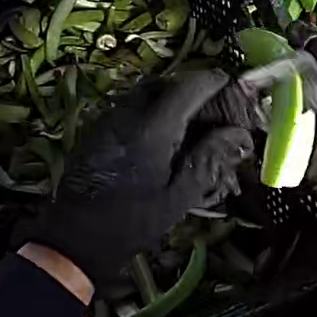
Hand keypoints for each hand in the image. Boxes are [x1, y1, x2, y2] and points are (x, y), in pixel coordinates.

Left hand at [15, 69, 253, 284]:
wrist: (78, 234)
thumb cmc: (134, 220)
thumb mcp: (179, 196)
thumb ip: (208, 159)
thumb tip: (238, 133)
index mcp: (153, 129)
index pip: (188, 87)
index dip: (213, 82)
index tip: (231, 86)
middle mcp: (128, 113)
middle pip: (166, 83)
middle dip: (192, 89)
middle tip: (212, 108)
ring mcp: (108, 117)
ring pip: (145, 92)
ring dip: (169, 98)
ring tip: (188, 122)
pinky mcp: (97, 126)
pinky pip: (128, 106)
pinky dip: (149, 109)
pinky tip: (159, 135)